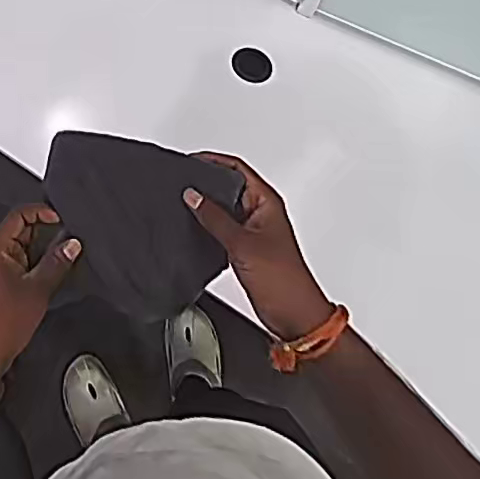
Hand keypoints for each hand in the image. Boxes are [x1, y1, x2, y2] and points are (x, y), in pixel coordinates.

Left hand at [0, 205, 79, 376]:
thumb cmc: (7, 319)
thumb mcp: (37, 289)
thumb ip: (56, 263)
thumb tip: (73, 242)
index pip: (19, 215)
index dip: (40, 211)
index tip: (62, 217)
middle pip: (23, 227)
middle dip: (46, 227)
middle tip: (72, 231)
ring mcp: (1, 263)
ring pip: (26, 243)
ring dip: (46, 244)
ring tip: (70, 245)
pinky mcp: (7, 276)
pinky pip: (26, 258)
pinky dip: (42, 258)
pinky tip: (59, 262)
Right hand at [183, 153, 332, 337]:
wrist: (296, 318)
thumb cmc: (284, 281)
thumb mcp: (242, 244)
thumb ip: (214, 217)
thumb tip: (192, 195)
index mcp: (266, 202)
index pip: (236, 168)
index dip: (214, 160)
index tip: (191, 160)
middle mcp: (260, 212)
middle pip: (229, 184)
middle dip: (206, 181)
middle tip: (183, 179)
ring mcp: (252, 229)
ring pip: (224, 206)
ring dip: (206, 204)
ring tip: (185, 201)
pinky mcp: (245, 245)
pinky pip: (221, 225)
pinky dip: (207, 223)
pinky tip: (194, 226)